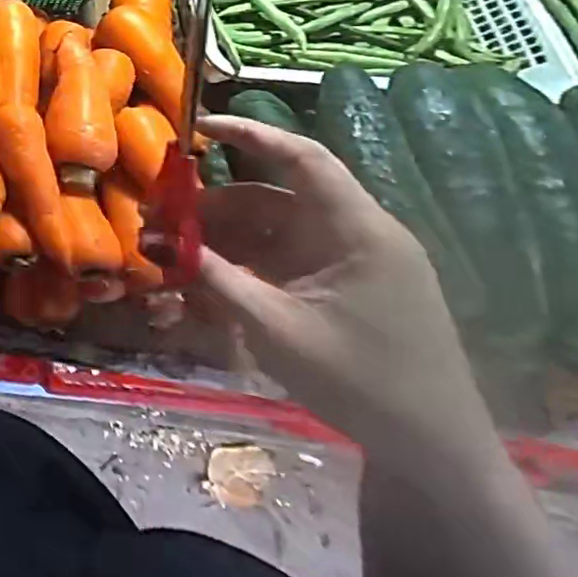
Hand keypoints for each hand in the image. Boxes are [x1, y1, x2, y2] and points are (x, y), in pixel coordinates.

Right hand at [151, 115, 494, 460]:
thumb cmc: (361, 381)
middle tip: (156, 214)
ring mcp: (339, 260)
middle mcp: (349, 234)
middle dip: (208, 202)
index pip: (303, 159)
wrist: (429, 448)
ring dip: (215, 234)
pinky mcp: (329, 284)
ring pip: (264, 227)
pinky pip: (272, 256)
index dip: (251, 135)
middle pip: (268, 196)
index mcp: (358, 232)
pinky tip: (196, 273)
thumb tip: (148, 240)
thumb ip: (211, 276)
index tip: (198, 128)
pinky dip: (233, 259)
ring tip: (166, 250)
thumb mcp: (274, 326)